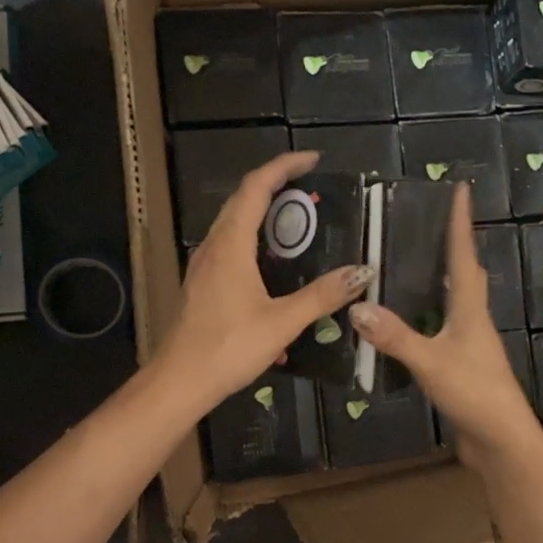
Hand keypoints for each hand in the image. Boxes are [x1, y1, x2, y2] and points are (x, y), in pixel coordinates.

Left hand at [152, 151, 373, 410]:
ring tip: (298, 222)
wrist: (179, 382)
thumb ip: (322, 295)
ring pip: (233, 223)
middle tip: (311, 190)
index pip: (256, 187)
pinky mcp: (202, 284)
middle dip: (276, 187)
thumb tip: (362, 272)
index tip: (312, 160)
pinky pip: (229, 245)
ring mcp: (204, 265)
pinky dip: (253, 238)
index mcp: (231, 244)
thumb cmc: (229, 347)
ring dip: (263, 213)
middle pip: (242, 200)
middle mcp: (213, 246)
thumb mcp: (282, 322)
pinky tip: (272, 263)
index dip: (284, 166)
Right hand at [349, 184, 542, 468]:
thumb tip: (356, 306)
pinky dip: (425, 317)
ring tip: (409, 265)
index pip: (464, 256)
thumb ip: (394, 337)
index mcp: (470, 310)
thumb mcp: (431, 363)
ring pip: (453, 303)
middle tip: (426, 224)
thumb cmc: (475, 393)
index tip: (460, 189)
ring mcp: (469, 345)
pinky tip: (405, 322)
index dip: (460, 223)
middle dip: (450, 247)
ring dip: (437, 281)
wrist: (501, 440)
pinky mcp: (461, 367)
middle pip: (463, 275)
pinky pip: (440, 330)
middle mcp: (472, 321)